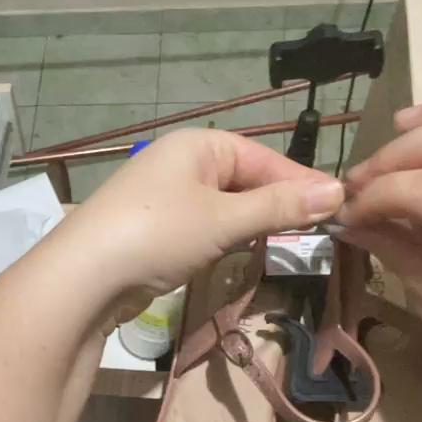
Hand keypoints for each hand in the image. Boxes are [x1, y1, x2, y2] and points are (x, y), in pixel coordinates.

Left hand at [49, 129, 345, 309]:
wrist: (84, 277)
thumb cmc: (158, 234)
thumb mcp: (225, 220)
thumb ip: (279, 207)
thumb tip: (336, 192)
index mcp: (197, 145)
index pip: (263, 158)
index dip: (300, 183)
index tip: (338, 207)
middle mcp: (177, 164)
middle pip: (242, 181)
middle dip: (274, 205)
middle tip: (314, 232)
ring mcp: (160, 199)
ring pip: (220, 209)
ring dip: (248, 226)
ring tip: (281, 245)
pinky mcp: (148, 233)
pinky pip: (197, 230)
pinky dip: (219, 241)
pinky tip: (233, 257)